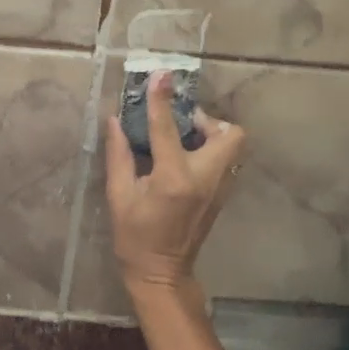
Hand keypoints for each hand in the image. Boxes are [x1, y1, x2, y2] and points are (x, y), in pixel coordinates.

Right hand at [103, 71, 247, 299]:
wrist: (162, 273)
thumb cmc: (135, 237)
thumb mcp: (119, 196)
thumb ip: (119, 155)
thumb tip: (115, 120)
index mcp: (174, 178)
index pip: (168, 128)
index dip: (161, 99)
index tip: (160, 76)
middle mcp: (205, 178)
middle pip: (229, 133)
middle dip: (208, 121)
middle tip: (181, 125)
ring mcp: (219, 188)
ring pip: (233, 145)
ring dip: (211, 134)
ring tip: (182, 140)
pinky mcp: (222, 195)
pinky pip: (226, 159)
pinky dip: (211, 150)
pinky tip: (185, 158)